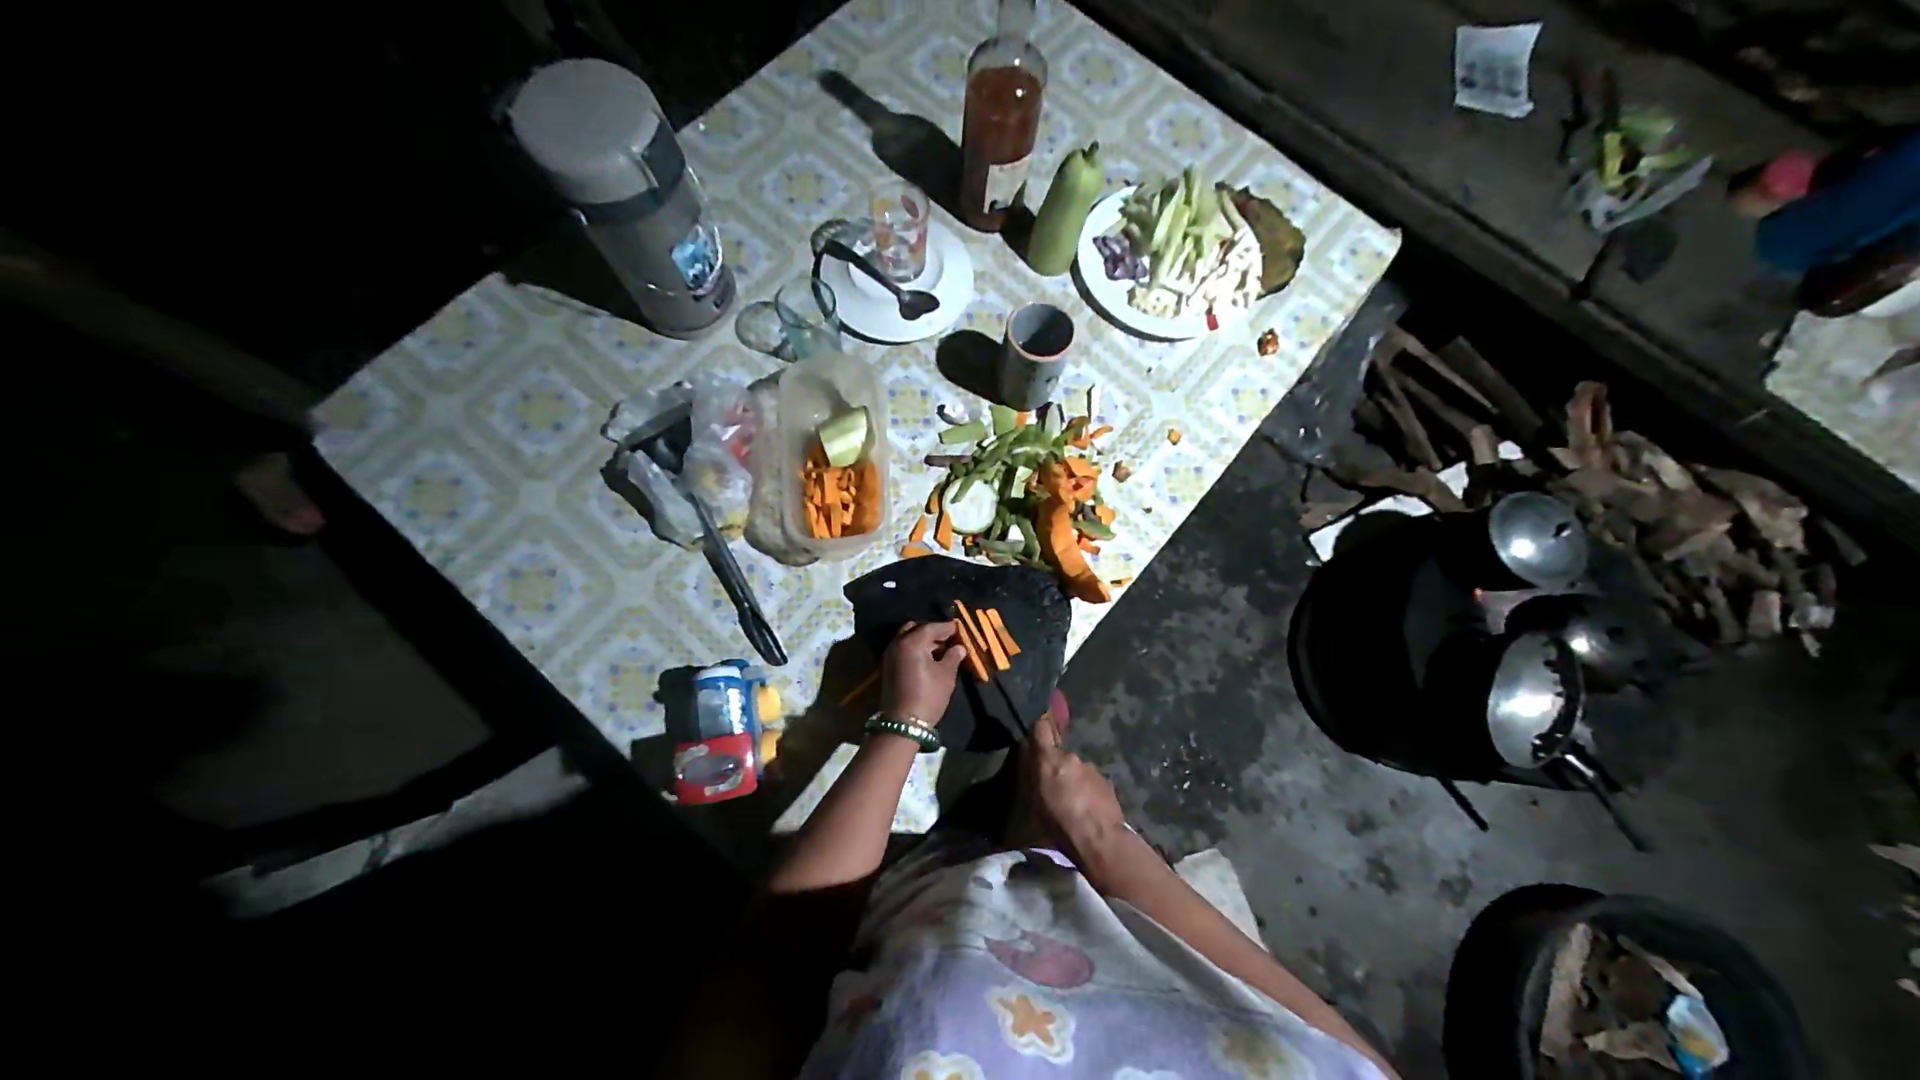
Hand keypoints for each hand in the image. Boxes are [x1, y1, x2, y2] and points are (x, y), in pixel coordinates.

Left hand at [880, 620, 965, 726]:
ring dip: (922, 640)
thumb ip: (953, 657)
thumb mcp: (946, 675)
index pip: (931, 627)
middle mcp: (897, 644)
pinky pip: (902, 649)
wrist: (903, 723)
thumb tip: (959, 647)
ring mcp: (889, 655)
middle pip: (915, 629)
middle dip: (931, 631)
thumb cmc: (928, 696)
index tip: (958, 628)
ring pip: (906, 639)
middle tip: (947, 638)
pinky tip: (928, 658)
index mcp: (912, 642)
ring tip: (940, 649)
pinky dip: (914, 649)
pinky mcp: (887, 667)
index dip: (946, 627)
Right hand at [1024, 712, 1127, 858]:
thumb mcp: (1034, 805)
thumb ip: (1031, 779)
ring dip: (1074, 781)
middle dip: (1057, 768)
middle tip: (1054, 790)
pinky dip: (1088, 791)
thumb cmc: (1060, 824)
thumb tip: (1030, 764)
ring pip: (1078, 770)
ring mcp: (1092, 768)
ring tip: (1074, 805)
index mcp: (1049, 759)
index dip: (1038, 730)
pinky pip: (1092, 782)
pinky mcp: (1107, 782)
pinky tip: (1089, 810)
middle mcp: (1071, 757)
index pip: (1041, 728)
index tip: (1037, 737)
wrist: (1100, 839)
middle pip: (1060, 755)